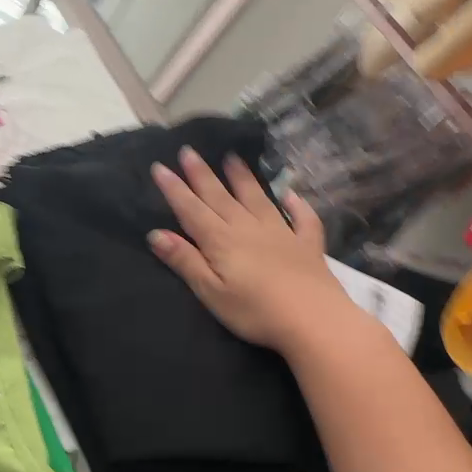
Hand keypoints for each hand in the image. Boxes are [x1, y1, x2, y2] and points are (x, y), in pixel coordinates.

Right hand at [148, 147, 355, 352]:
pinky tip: (290, 195)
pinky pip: (302, 218)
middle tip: (190, 151)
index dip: (174, 189)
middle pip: (220, 197)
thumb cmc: (254, 311)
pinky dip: (296, 204)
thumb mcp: (210, 291)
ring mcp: (281, 234)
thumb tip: (156, 234)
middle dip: (202, 174)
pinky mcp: (306, 246)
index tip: (160, 167)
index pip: (191, 210)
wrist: (315, 321)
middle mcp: (248, 229)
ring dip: (243, 179)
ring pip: (257, 200)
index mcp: (221, 241)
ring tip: (233, 158)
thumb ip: (185, 261)